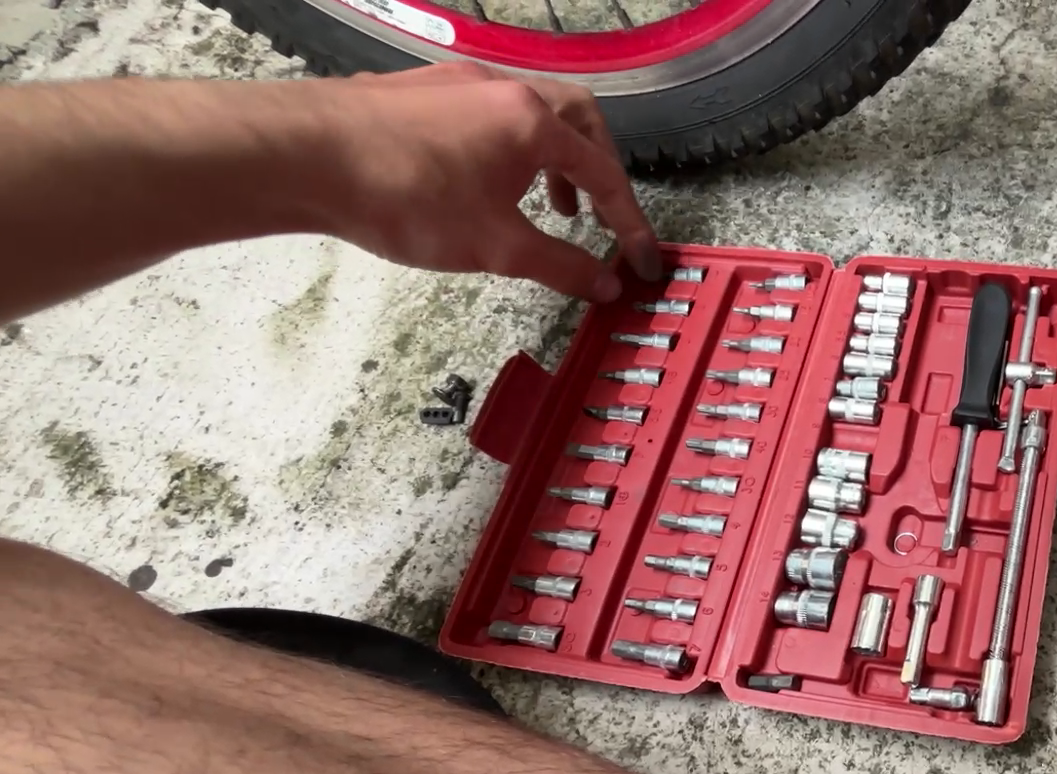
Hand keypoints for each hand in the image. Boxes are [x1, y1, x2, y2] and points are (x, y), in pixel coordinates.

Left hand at [308, 63, 659, 299]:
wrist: (292, 154)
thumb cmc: (409, 199)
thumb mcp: (500, 247)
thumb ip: (565, 267)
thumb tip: (610, 288)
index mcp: (532, 122)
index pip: (606, 175)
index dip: (632, 225)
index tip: (644, 263)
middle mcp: (503, 88)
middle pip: (581, 119)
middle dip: (604, 171)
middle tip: (603, 215)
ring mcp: (458, 82)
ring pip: (535, 112)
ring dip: (559, 160)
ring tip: (554, 206)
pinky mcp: (421, 91)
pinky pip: (493, 113)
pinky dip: (517, 151)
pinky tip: (496, 186)